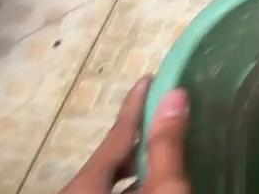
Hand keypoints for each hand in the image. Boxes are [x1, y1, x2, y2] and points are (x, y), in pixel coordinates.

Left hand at [57, 77, 191, 193]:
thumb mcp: (163, 190)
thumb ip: (166, 146)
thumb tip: (174, 94)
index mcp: (84, 184)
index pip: (115, 134)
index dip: (135, 104)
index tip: (149, 77)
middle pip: (109, 158)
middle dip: (138, 134)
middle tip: (165, 110)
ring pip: (106, 179)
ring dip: (135, 162)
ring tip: (164, 146)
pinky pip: (106, 193)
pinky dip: (129, 183)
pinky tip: (150, 182)